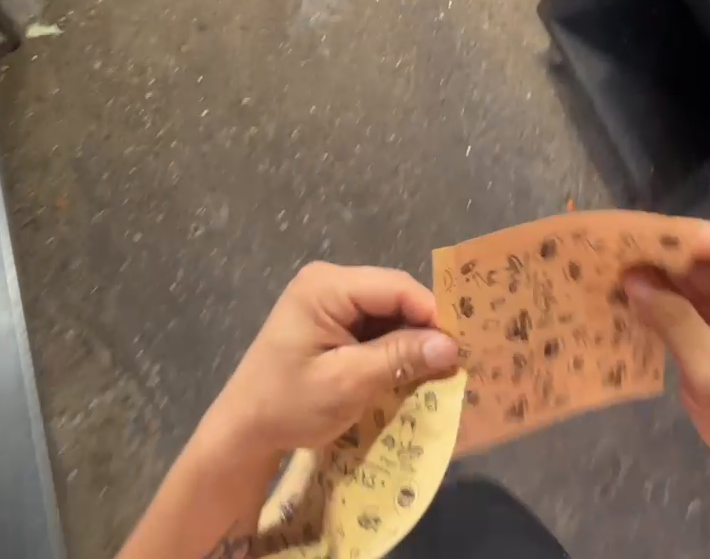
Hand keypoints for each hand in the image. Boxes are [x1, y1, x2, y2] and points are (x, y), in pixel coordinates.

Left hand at [201, 262, 459, 457]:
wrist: (244, 427)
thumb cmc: (289, 403)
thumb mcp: (347, 383)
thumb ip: (397, 357)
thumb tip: (450, 345)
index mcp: (326, 286)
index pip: (395, 286)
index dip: (432, 313)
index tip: (465, 347)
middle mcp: (328, 281)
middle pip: (393, 295)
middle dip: (424, 327)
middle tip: (460, 361)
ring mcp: (328, 299)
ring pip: (388, 310)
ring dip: (411, 339)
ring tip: (443, 369)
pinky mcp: (331, 319)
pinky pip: (374, 324)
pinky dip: (393, 346)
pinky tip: (412, 369)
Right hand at [623, 221, 709, 481]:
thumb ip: (675, 321)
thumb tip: (632, 278)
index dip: (684, 236)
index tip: (637, 239)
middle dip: (663, 249)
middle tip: (617, 248)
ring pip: (696, 270)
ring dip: (657, 268)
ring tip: (615, 264)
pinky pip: (689, 292)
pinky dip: (660, 289)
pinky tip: (629, 289)